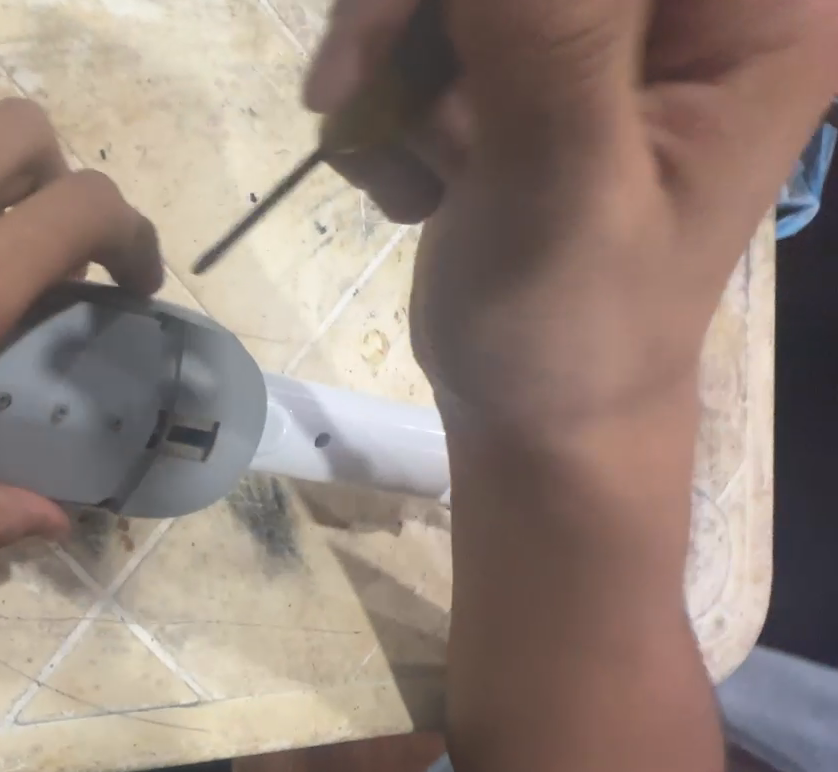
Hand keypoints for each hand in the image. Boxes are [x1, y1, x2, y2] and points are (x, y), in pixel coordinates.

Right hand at [307, 0, 835, 446]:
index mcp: (747, 4)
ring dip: (391, 90)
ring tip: (410, 181)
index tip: (369, 46)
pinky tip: (412, 191)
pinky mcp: (520, 98)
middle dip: (405, 24)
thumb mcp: (558, 188)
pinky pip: (425, 65)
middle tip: (343, 100)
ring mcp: (588, 55)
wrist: (536, 413)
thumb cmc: (569, 326)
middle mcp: (674, 13)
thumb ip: (544, 44)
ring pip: (445, 13)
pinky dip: (390, 125)